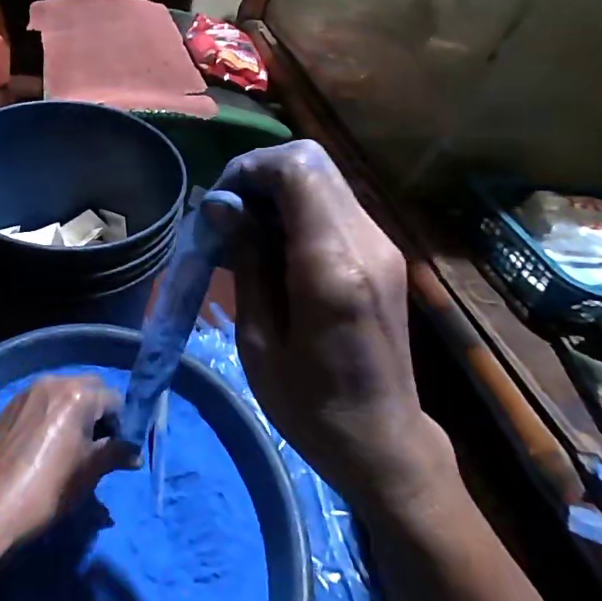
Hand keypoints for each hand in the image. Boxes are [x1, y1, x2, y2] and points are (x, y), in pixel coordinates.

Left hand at [0, 375, 125, 551]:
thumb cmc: (50, 488)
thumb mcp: (91, 471)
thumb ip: (116, 454)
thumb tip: (134, 454)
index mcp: (78, 394)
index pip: (114, 400)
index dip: (122, 425)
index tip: (119, 450)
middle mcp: (53, 382)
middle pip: (89, 388)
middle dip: (99, 412)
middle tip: (99, 446)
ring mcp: (28, 392)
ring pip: (64, 393)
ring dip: (75, 412)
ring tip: (73, 446)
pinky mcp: (10, 406)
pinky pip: (42, 403)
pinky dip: (52, 415)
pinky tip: (48, 445)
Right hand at [213, 140, 455, 506]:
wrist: (381, 439)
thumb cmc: (308, 404)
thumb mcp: (259, 338)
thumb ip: (247, 260)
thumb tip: (222, 205)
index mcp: (331, 265)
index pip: (296, 169)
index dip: (249, 170)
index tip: (218, 208)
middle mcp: (365, 241)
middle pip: (312, 161)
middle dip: (261, 175)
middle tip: (228, 218)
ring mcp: (381, 245)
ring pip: (325, 178)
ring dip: (278, 191)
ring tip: (246, 235)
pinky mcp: (383, 255)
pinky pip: (335, 206)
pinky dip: (299, 209)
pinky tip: (275, 248)